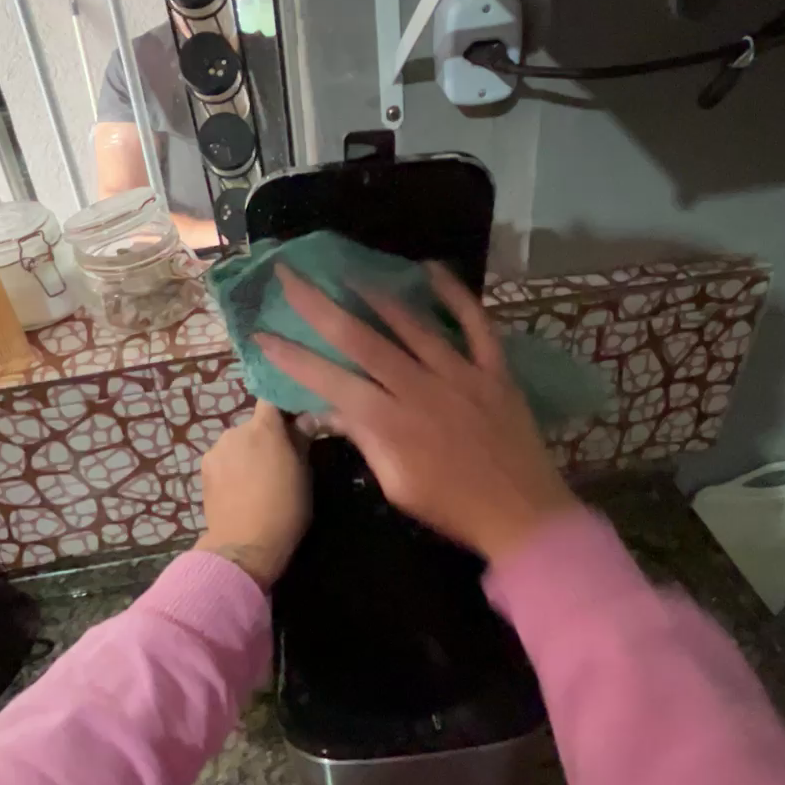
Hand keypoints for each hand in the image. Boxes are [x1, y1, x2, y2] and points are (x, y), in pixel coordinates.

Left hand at [193, 401, 309, 588]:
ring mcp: (216, 450)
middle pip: (254, 424)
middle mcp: (236, 430)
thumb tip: (308, 417)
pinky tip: (239, 488)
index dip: (283, 408)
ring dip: (247, 452)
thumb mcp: (303, 474)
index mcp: (264, 428)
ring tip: (257, 479)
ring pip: (237, 442)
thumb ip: (302, 440)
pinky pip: (223, 458)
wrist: (244, 544)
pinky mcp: (204, 469)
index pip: (272, 400)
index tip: (294, 420)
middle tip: (278, 460)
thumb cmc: (285, 508)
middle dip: (265, 436)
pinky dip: (232, 466)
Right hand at [256, 262, 578, 562]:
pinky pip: (476, 323)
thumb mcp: (396, 485)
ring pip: (412, 325)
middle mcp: (420, 389)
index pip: (330, 381)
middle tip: (290, 275)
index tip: (263, 333)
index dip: (293, 357)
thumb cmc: (451, 508)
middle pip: (362, 339)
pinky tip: (432, 269)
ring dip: (376, 294)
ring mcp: (461, 375)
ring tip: (348, 270)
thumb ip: (365, 440)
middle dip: (320, 306)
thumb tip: (328, 408)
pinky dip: (455, 294)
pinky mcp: (494, 371)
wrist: (522, 515)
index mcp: (390, 423)